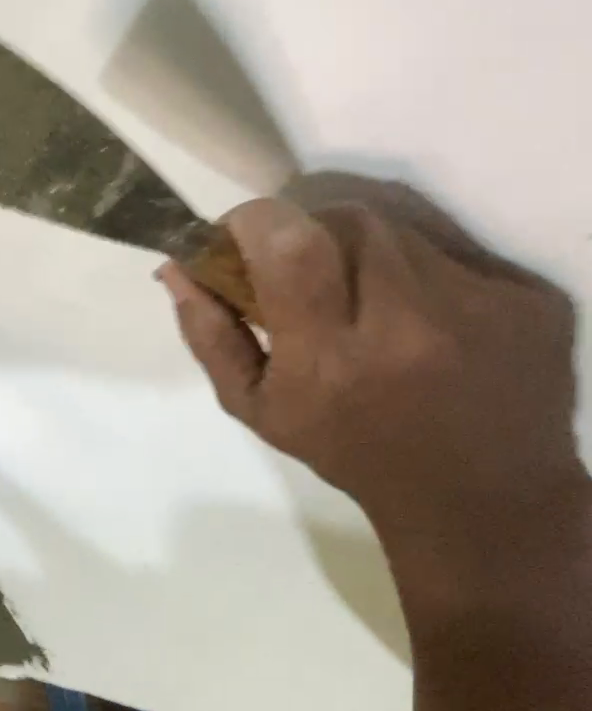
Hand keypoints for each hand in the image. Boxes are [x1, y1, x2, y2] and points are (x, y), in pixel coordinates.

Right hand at [161, 192, 586, 593]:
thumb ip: (209, 333)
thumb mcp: (251, 404)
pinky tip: (409, 303)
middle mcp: (411, 323)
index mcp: (331, 358)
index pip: (291, 247)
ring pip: (397, 223)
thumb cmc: (344, 446)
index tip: (236, 234)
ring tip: (352, 285)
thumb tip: (176, 267)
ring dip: (355, 240)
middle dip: (302, 228)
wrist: (480, 490)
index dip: (254, 222)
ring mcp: (483, 305)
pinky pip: (450, 244)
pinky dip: (411, 259)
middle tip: (290, 260)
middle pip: (344, 220)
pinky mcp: (533, 296)